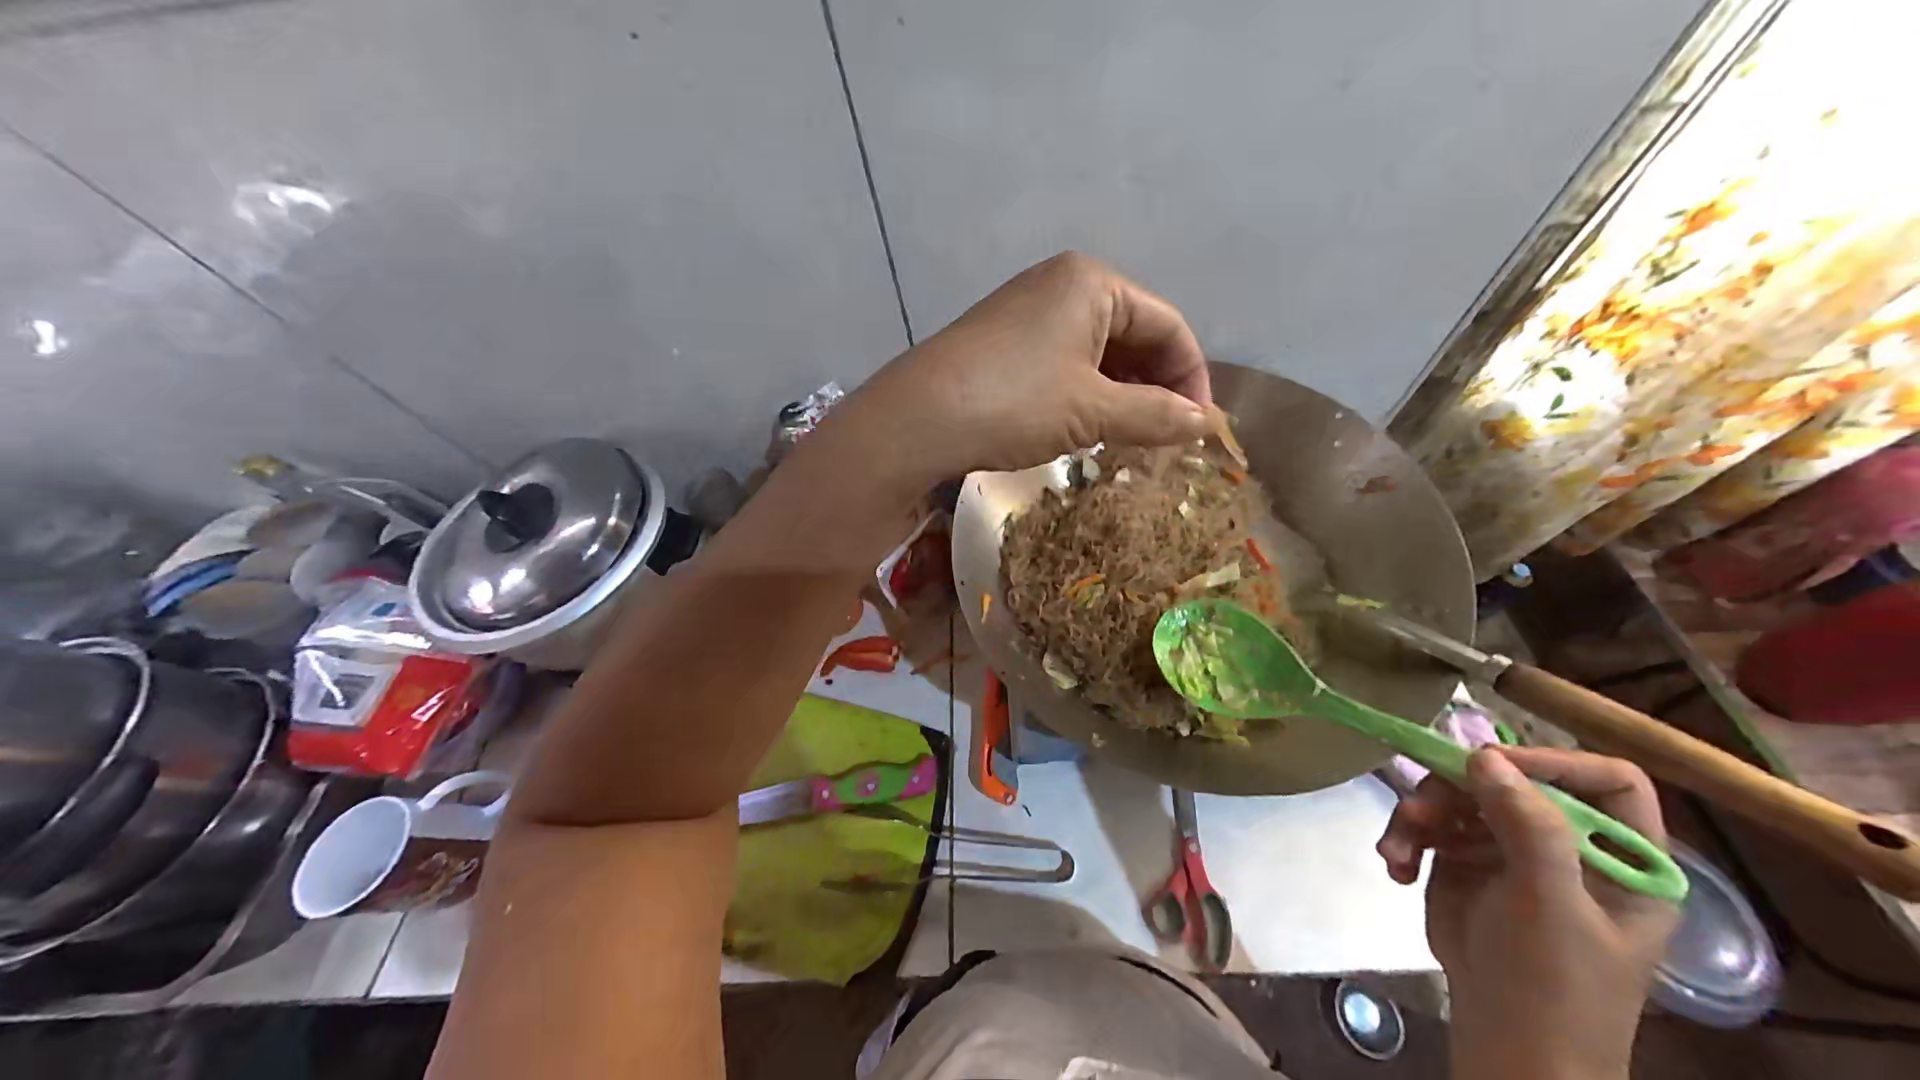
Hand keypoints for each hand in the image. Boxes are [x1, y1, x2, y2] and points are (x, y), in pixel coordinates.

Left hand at [825, 252, 1213, 491]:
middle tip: (1166, 438)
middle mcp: (1060, 285)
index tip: (1200, 427)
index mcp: (1092, 282)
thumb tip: (1205, 423)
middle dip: (1155, 386)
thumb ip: (1155, 414)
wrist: (916, 421)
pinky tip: (1087, 428)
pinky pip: (1064, 364)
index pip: (1168, 324)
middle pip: (1133, 335)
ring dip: (1122, 395)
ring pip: (1097, 353)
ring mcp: (1026, 313)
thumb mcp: (1092, 411)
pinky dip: (1086, 395)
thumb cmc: (1014, 403)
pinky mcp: (1003, 344)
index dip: (1193, 377)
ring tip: (1131, 439)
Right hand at [1376, 747, 1679, 1079]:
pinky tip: (1396, 868)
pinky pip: (1431, 827)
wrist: (1508, 1045)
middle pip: (1512, 782)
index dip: (1554, 762)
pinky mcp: (1465, 863)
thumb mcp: (1548, 905)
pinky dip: (1407, 841)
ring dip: (1419, 817)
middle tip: (1418, 812)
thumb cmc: (1554, 984)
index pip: (1607, 782)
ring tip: (1396, 851)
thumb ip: (1528, 826)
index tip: (1490, 764)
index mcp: (1621, 857)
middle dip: (1456, 793)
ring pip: (1460, 798)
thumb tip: (1484, 754)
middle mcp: (1568, 844)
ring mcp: (1512, 852)